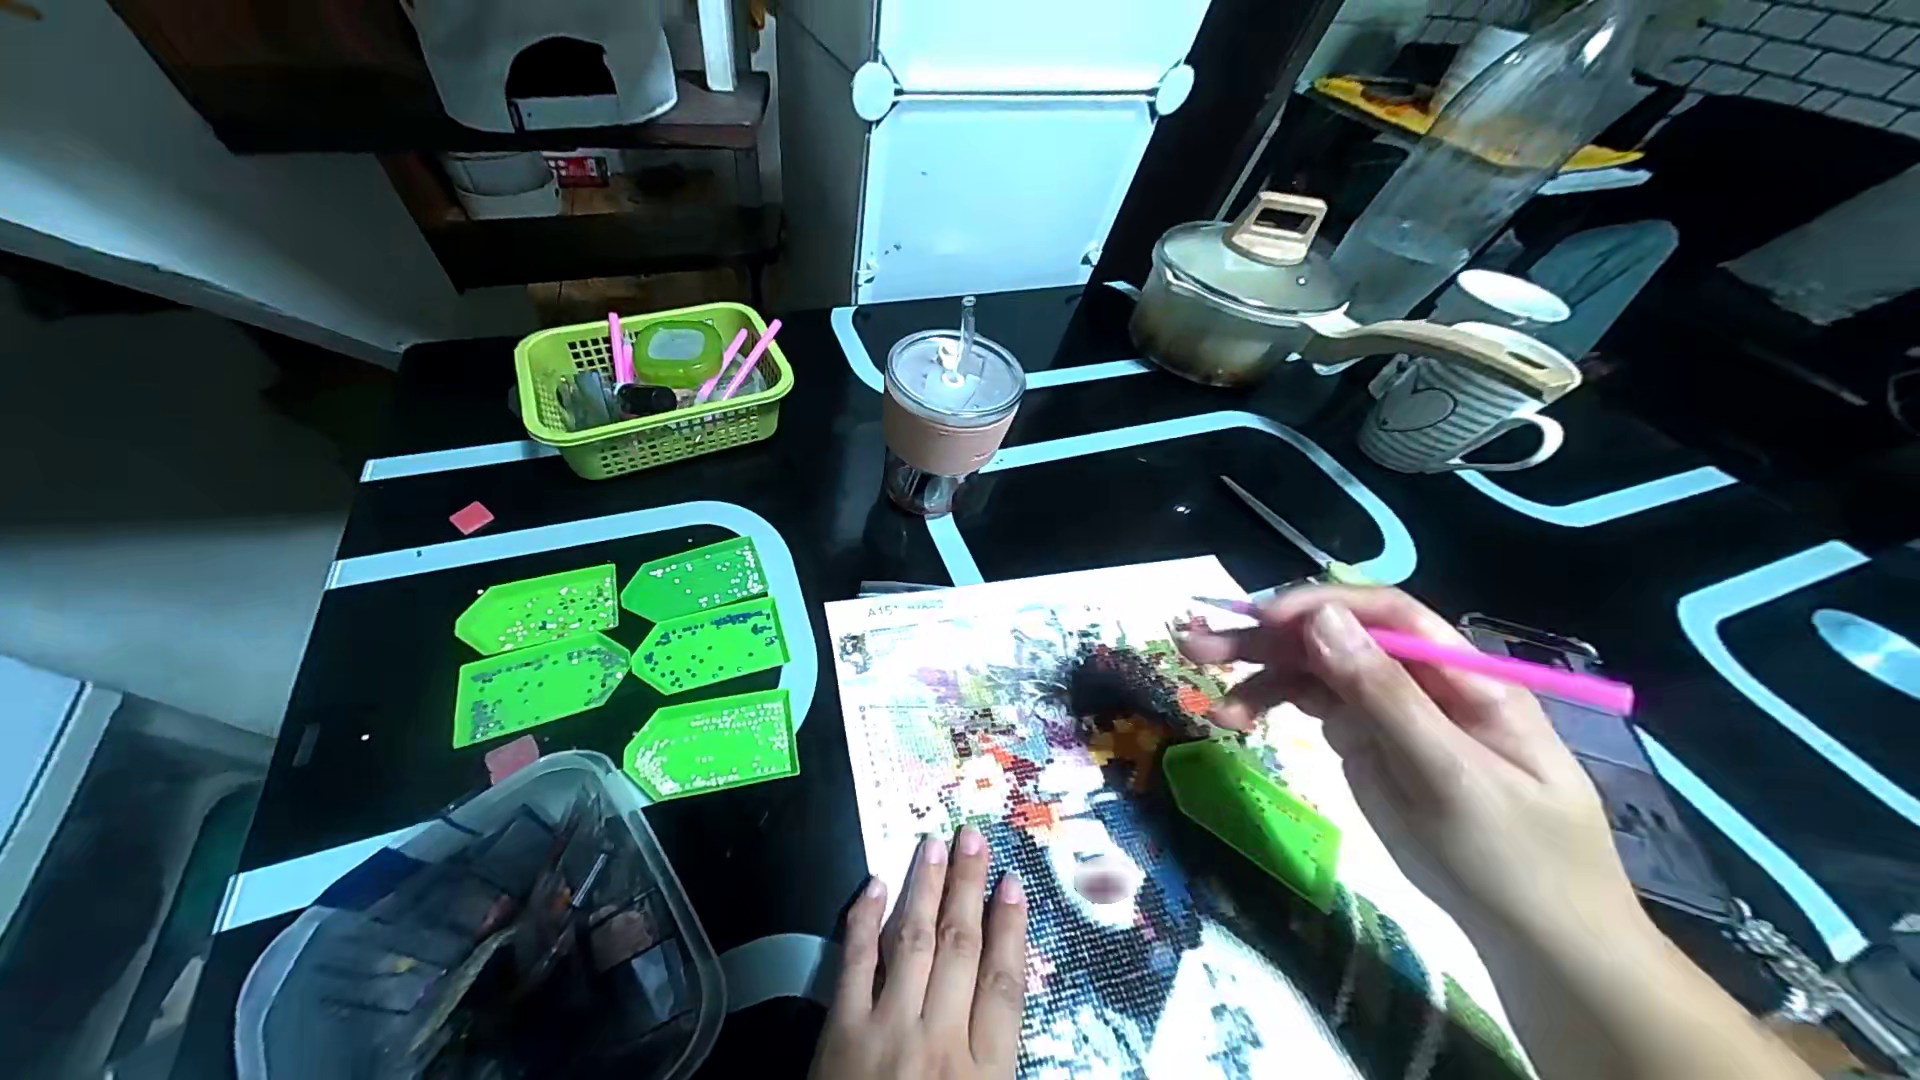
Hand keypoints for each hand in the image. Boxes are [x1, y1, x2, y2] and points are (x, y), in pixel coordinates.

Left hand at [810, 825, 1029, 1079]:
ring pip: (912, 940)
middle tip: (973, 836)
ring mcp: (886, 1031)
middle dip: (970, 886)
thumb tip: (1029, 1006)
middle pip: (961, 947)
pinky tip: (875, 884)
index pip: (1005, 984)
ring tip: (935, 844)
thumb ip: (1002, 1056)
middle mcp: (940, 1042)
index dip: (1012, 928)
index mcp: (984, 1075)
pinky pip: (854, 962)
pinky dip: (863, 920)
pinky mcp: (841, 1032)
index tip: (1013, 882)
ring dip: (925, 887)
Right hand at [1177, 586, 1638, 946]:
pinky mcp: (1359, 735)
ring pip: (1309, 668)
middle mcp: (1414, 676)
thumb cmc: (1512, 855)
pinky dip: (1266, 703)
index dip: (1318, 606)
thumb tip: (1320, 620)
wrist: (1532, 935)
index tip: (1259, 620)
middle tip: (1196, 645)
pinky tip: (1234, 719)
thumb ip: (1384, 693)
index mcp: (1459, 673)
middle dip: (1264, 638)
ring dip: (1254, 672)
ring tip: (1206, 689)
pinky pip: (1304, 703)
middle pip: (1332, 636)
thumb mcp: (1450, 775)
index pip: (1384, 613)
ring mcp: (1383, 705)